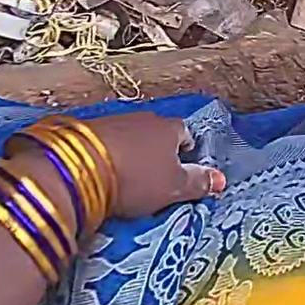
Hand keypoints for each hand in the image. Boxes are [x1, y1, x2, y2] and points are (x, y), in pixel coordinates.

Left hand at [83, 112, 224, 218]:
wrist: (82, 165)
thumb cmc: (138, 177)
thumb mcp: (174, 187)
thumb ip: (198, 182)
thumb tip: (222, 178)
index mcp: (169, 128)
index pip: (186, 133)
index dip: (188, 151)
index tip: (185, 167)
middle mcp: (145, 118)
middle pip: (159, 132)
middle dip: (160, 150)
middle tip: (159, 175)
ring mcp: (117, 120)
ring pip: (134, 135)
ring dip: (135, 151)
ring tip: (132, 176)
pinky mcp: (91, 129)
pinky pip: (111, 140)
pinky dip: (114, 153)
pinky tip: (109, 169)